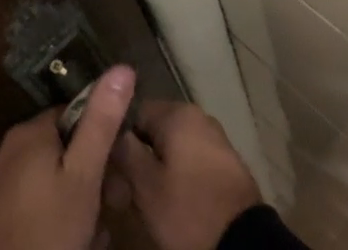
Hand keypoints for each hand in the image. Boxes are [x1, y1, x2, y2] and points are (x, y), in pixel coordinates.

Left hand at [0, 65, 135, 249]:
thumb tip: (122, 67)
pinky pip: (23, 206)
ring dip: (69, 201)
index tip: (118, 167)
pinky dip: (44, 218)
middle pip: (59, 149)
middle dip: (87, 174)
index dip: (101, 136)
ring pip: (43, 182)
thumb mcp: (84, 177)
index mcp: (28, 133)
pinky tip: (59, 241)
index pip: (75, 112)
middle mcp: (2, 151)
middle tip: (109, 208)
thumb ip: (101, 123)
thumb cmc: (43, 231)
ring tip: (89, 234)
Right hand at [112, 100, 262, 249]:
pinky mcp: (223, 162)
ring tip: (140, 196)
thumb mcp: (146, 185)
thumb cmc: (187, 208)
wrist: (240, 238)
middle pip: (154, 129)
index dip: (116, 135)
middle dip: (136, 154)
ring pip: (171, 146)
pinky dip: (174, 174)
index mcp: (180, 114)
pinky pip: (188, 159)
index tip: (107, 163)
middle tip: (121, 186)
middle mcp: (200, 117)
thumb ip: (126, 152)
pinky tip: (165, 197)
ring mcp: (214, 139)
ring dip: (154, 167)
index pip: (136, 111)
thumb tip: (112, 131)